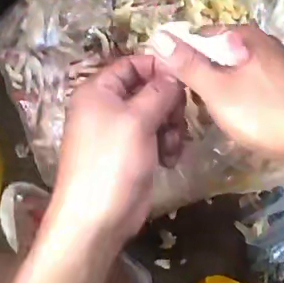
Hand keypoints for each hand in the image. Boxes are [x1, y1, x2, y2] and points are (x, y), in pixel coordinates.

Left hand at [45, 55, 184, 249]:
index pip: (132, 63)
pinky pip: (156, 135)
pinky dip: (166, 143)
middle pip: (149, 88)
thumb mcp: (137, 119)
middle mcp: (107, 106)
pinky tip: (169, 160)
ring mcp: (120, 130)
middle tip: (177, 119)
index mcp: (98, 90)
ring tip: (171, 146)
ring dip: (171, 126)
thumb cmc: (112, 162)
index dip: (159, 68)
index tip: (185, 78)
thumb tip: (175, 73)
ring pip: (158, 113)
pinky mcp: (132, 152)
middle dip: (169, 103)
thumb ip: (160, 91)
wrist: (98, 219)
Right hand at [149, 26, 283, 165]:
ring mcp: (277, 62)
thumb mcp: (218, 90)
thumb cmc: (266, 113)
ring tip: (216, 116)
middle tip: (192, 106)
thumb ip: (189, 65)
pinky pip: (252, 84)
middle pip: (218, 54)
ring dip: (221, 91)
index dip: (181, 59)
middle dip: (202, 77)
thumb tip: (159, 36)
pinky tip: (242, 119)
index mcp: (244, 36)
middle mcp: (262, 42)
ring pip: (235, 72)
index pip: (199, 36)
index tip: (171, 85)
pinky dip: (242, 98)